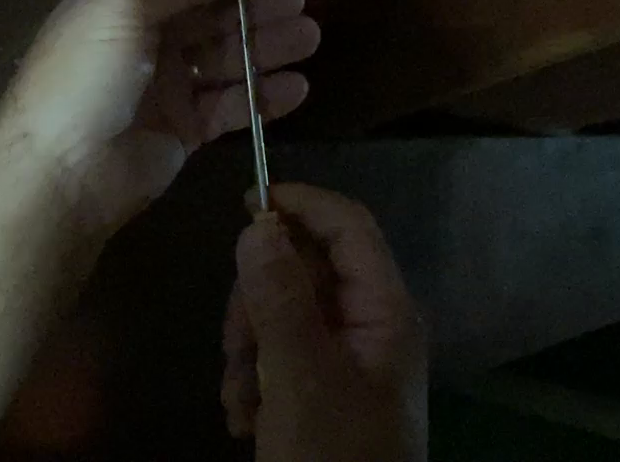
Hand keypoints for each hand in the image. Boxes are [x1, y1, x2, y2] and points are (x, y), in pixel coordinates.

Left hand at [0, 0, 319, 234]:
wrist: (64, 171)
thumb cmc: (89, 74)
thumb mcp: (126, 3)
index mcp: (126, 5)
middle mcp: (147, 42)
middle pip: (213, 20)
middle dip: (257, 11)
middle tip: (302, 5)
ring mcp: (167, 89)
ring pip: (228, 62)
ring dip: (268, 50)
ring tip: (311, 39)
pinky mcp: (184, 131)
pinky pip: (231, 107)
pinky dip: (264, 98)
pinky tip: (298, 88)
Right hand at [223, 184, 428, 461]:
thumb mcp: (300, 379)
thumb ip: (279, 297)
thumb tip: (259, 222)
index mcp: (384, 310)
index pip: (348, 225)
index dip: (302, 203)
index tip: (247, 202)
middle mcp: (367, 325)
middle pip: (306, 268)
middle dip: (260, 298)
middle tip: (236, 339)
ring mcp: (344, 359)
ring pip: (283, 309)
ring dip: (249, 344)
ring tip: (239, 398)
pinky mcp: (320, 389)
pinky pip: (277, 351)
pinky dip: (253, 374)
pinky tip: (245, 418)